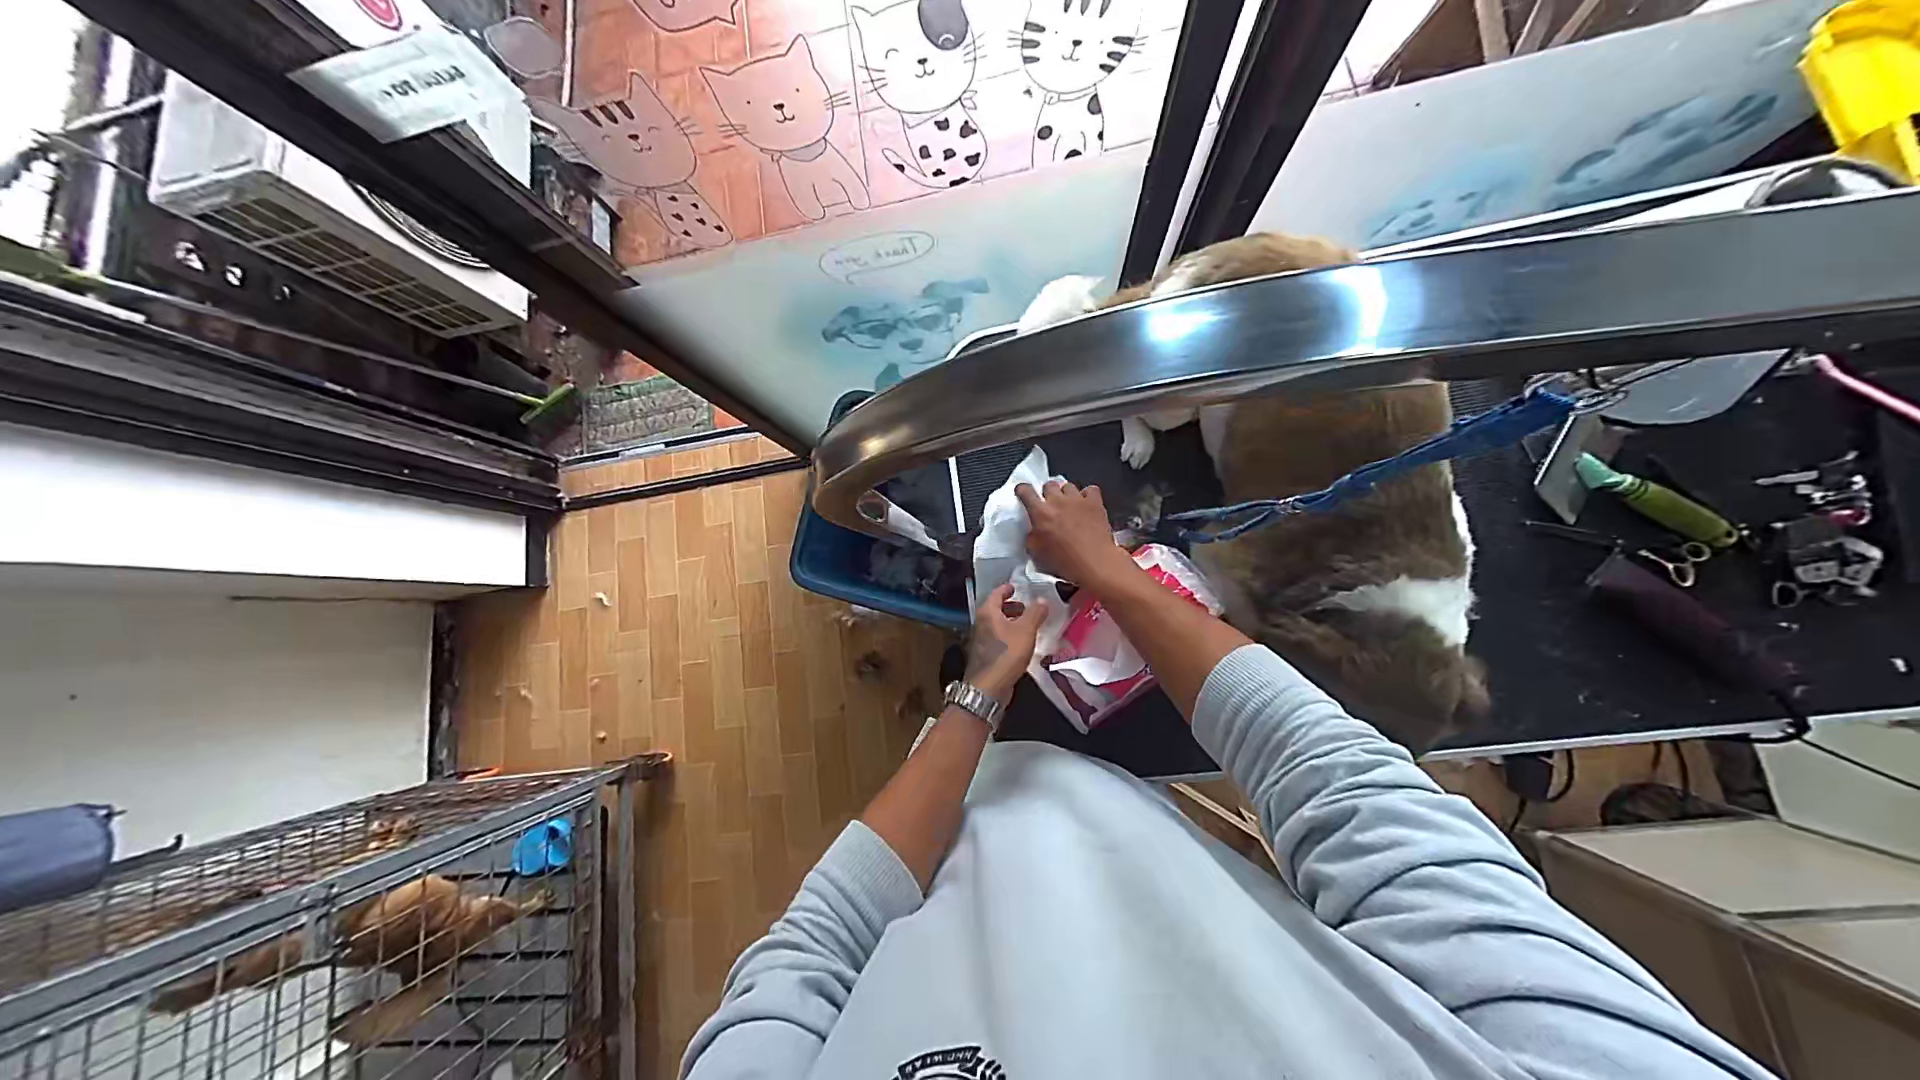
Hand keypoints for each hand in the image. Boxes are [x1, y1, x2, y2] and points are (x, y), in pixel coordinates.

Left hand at [963, 584, 1046, 703]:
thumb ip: (1035, 613)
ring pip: (998, 624)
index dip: (1007, 588)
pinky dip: (1010, 636)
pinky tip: (1022, 643)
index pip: (997, 593)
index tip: (1017, 587)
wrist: (989, 687)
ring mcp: (981, 640)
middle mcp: (981, 623)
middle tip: (1027, 606)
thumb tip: (1042, 600)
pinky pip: (999, 638)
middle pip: (996, 608)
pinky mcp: (986, 655)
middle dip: (1012, 606)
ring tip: (1029, 624)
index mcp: (988, 612)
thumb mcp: (1026, 630)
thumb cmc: (1006, 654)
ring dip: (1012, 622)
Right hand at [1015, 480, 1135, 590]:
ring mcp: (1077, 500)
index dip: (1022, 490)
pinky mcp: (1095, 503)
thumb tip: (1033, 531)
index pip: (1026, 491)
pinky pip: (1090, 490)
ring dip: (1066, 494)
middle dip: (1048, 493)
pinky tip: (1087, 505)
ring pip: (1068, 486)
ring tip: (1069, 506)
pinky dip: (1087, 495)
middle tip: (1050, 506)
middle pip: (1049, 485)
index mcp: (1040, 513)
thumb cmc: (1064, 562)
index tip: (1023, 492)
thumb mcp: (1036, 553)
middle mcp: (1058, 501)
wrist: (1093, 563)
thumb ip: (1032, 536)